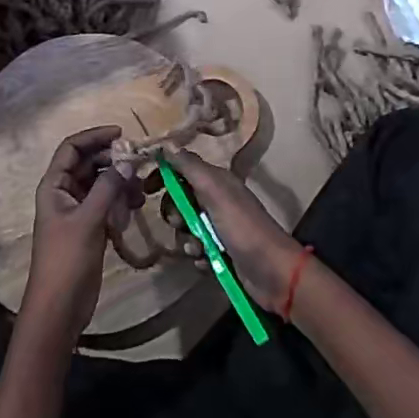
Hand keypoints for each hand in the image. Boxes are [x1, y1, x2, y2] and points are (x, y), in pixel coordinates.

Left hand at [22, 126, 138, 338]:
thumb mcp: (88, 220)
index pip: (72, 148)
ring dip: (120, 184)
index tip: (122, 134)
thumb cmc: (67, 259)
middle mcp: (65, 193)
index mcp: (54, 185)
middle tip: (139, 165)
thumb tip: (127, 162)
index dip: (94, 137)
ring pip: (101, 184)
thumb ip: (108, 188)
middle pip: (90, 164)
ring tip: (140, 193)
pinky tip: (134, 210)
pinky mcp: (90, 227)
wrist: (59, 306)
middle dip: (113, 162)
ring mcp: (78, 210)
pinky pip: (107, 204)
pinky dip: (120, 203)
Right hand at [157, 149, 303, 308]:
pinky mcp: (221, 252)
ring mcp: (220, 228)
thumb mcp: (216, 192)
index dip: (164, 177)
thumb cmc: (242, 227)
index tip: (146, 190)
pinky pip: (197, 251)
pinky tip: (207, 262)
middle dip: (174, 213)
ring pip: (186, 229)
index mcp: (218, 182)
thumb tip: (167, 145)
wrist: (272, 272)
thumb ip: (191, 167)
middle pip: (180, 201)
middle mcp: (218, 201)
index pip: (182, 170)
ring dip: (187, 240)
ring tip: (199, 249)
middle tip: (179, 223)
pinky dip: (199, 257)